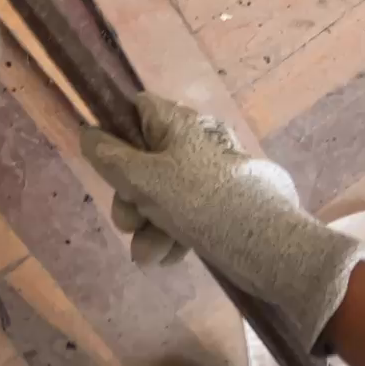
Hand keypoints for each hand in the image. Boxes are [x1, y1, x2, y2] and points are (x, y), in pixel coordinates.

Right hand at [79, 94, 364, 350]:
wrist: (277, 251)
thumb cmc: (203, 205)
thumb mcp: (143, 178)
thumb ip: (107, 155)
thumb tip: (87, 132)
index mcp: (178, 123)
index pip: (135, 108)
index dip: (114, 132)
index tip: (106, 164)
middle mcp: (195, 141)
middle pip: (141, 158)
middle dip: (129, 198)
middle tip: (129, 224)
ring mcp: (212, 174)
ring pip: (161, 192)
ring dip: (148, 225)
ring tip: (148, 257)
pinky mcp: (225, 204)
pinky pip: (186, 212)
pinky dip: (173, 233)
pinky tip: (170, 257)